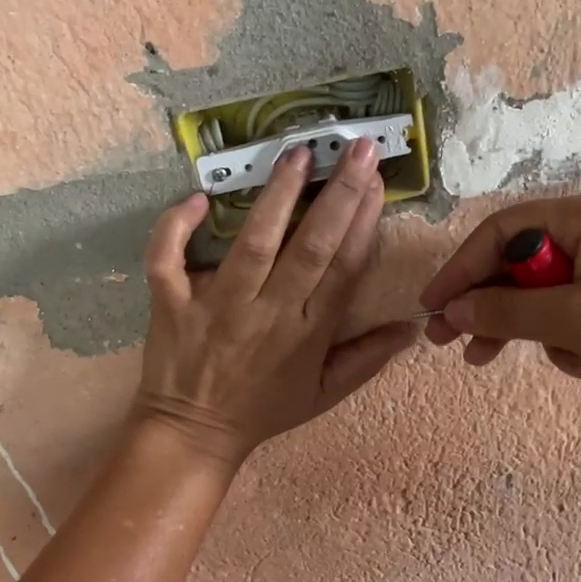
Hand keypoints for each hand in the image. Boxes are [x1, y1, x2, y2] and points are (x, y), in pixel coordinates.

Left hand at [133, 140, 418, 466]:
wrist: (192, 433)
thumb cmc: (263, 410)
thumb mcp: (324, 394)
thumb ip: (367, 358)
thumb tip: (413, 327)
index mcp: (307, 333)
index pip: (344, 269)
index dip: (364, 223)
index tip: (378, 181)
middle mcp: (267, 313)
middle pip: (310, 248)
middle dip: (338, 196)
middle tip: (357, 147)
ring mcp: (217, 307)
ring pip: (252, 245)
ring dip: (276, 198)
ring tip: (298, 154)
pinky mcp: (172, 305)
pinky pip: (167, 261)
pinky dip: (175, 229)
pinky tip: (197, 198)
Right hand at [418, 193, 580, 415]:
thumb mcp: (576, 318)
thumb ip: (508, 311)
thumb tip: (452, 309)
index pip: (502, 231)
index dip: (462, 267)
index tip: (433, 305)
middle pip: (515, 266)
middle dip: (485, 305)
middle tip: (449, 342)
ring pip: (537, 298)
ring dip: (522, 330)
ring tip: (492, 361)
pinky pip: (565, 320)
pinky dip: (562, 344)